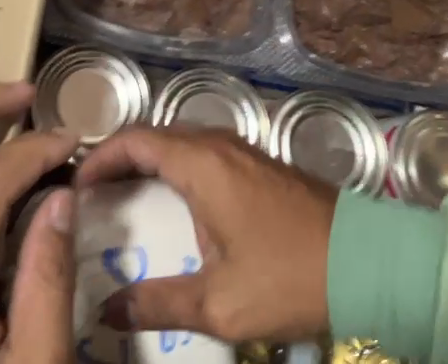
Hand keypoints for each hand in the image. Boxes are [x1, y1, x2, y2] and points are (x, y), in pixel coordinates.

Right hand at [76, 127, 337, 342]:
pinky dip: (177, 170)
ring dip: (150, 164)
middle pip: (155, 137)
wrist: (371, 263)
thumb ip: (158, 303)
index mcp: (201, 163)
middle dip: (120, 160)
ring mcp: (243, 151)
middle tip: (94, 196)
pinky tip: (177, 207)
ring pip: (181, 143)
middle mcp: (218, 144)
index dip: (99, 158)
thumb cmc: (290, 275)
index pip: (134, 140)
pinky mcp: (262, 165)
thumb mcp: (220, 302)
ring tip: (127, 201)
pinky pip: (204, 154)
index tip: (76, 186)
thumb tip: (107, 311)